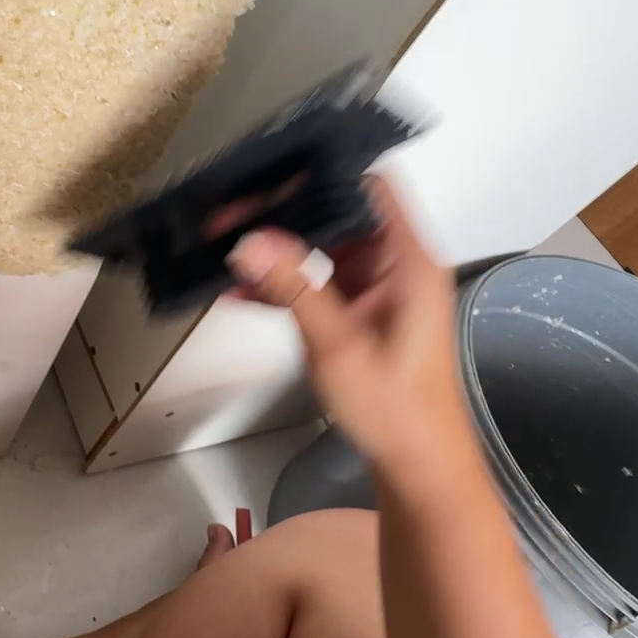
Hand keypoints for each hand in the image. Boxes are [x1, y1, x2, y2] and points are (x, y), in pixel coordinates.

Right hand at [226, 177, 474, 467]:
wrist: (416, 463)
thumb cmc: (396, 408)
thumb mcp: (339, 346)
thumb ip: (294, 290)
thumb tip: (248, 244)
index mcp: (408, 261)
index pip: (368, 188)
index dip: (322, 174)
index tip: (270, 178)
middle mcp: (393, 264)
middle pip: (334, 215)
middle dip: (280, 215)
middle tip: (228, 218)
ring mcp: (371, 288)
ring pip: (316, 249)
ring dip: (272, 254)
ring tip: (221, 251)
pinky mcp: (353, 310)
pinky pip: (311, 284)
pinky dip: (278, 287)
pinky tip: (237, 293)